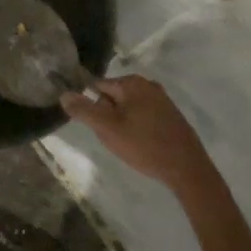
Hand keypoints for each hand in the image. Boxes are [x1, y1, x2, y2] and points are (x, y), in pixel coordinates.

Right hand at [62, 76, 214, 192]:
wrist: (187, 168)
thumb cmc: (144, 145)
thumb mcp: (108, 128)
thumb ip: (84, 110)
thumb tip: (63, 94)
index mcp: (132, 82)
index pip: (99, 88)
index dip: (95, 110)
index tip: (100, 130)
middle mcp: (148, 84)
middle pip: (114, 98)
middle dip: (110, 118)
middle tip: (116, 140)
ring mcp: (162, 99)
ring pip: (129, 110)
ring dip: (124, 126)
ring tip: (131, 146)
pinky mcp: (171, 115)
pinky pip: (145, 118)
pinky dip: (140, 130)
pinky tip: (144, 147)